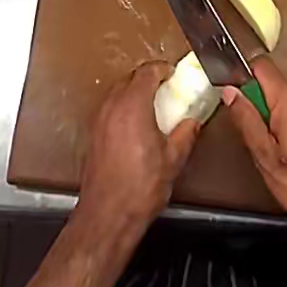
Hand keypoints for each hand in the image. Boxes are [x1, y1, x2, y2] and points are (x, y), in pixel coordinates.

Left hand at [78, 61, 199, 230]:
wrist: (108, 217)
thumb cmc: (138, 189)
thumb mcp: (173, 159)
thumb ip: (186, 133)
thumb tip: (193, 122)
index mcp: (133, 106)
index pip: (146, 72)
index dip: (162, 69)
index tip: (173, 73)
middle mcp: (112, 107)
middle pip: (130, 78)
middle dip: (149, 79)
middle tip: (166, 87)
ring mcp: (99, 120)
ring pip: (118, 92)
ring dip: (135, 92)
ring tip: (154, 105)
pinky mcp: (93, 135)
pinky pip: (110, 108)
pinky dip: (124, 107)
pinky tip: (137, 125)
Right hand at [222, 56, 286, 246]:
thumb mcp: (266, 157)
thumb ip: (247, 121)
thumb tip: (230, 92)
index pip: (262, 65)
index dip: (243, 73)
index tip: (232, 94)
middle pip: (272, 84)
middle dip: (256, 103)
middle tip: (251, 136)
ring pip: (284, 101)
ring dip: (271, 118)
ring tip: (270, 152)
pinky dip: (286, 127)